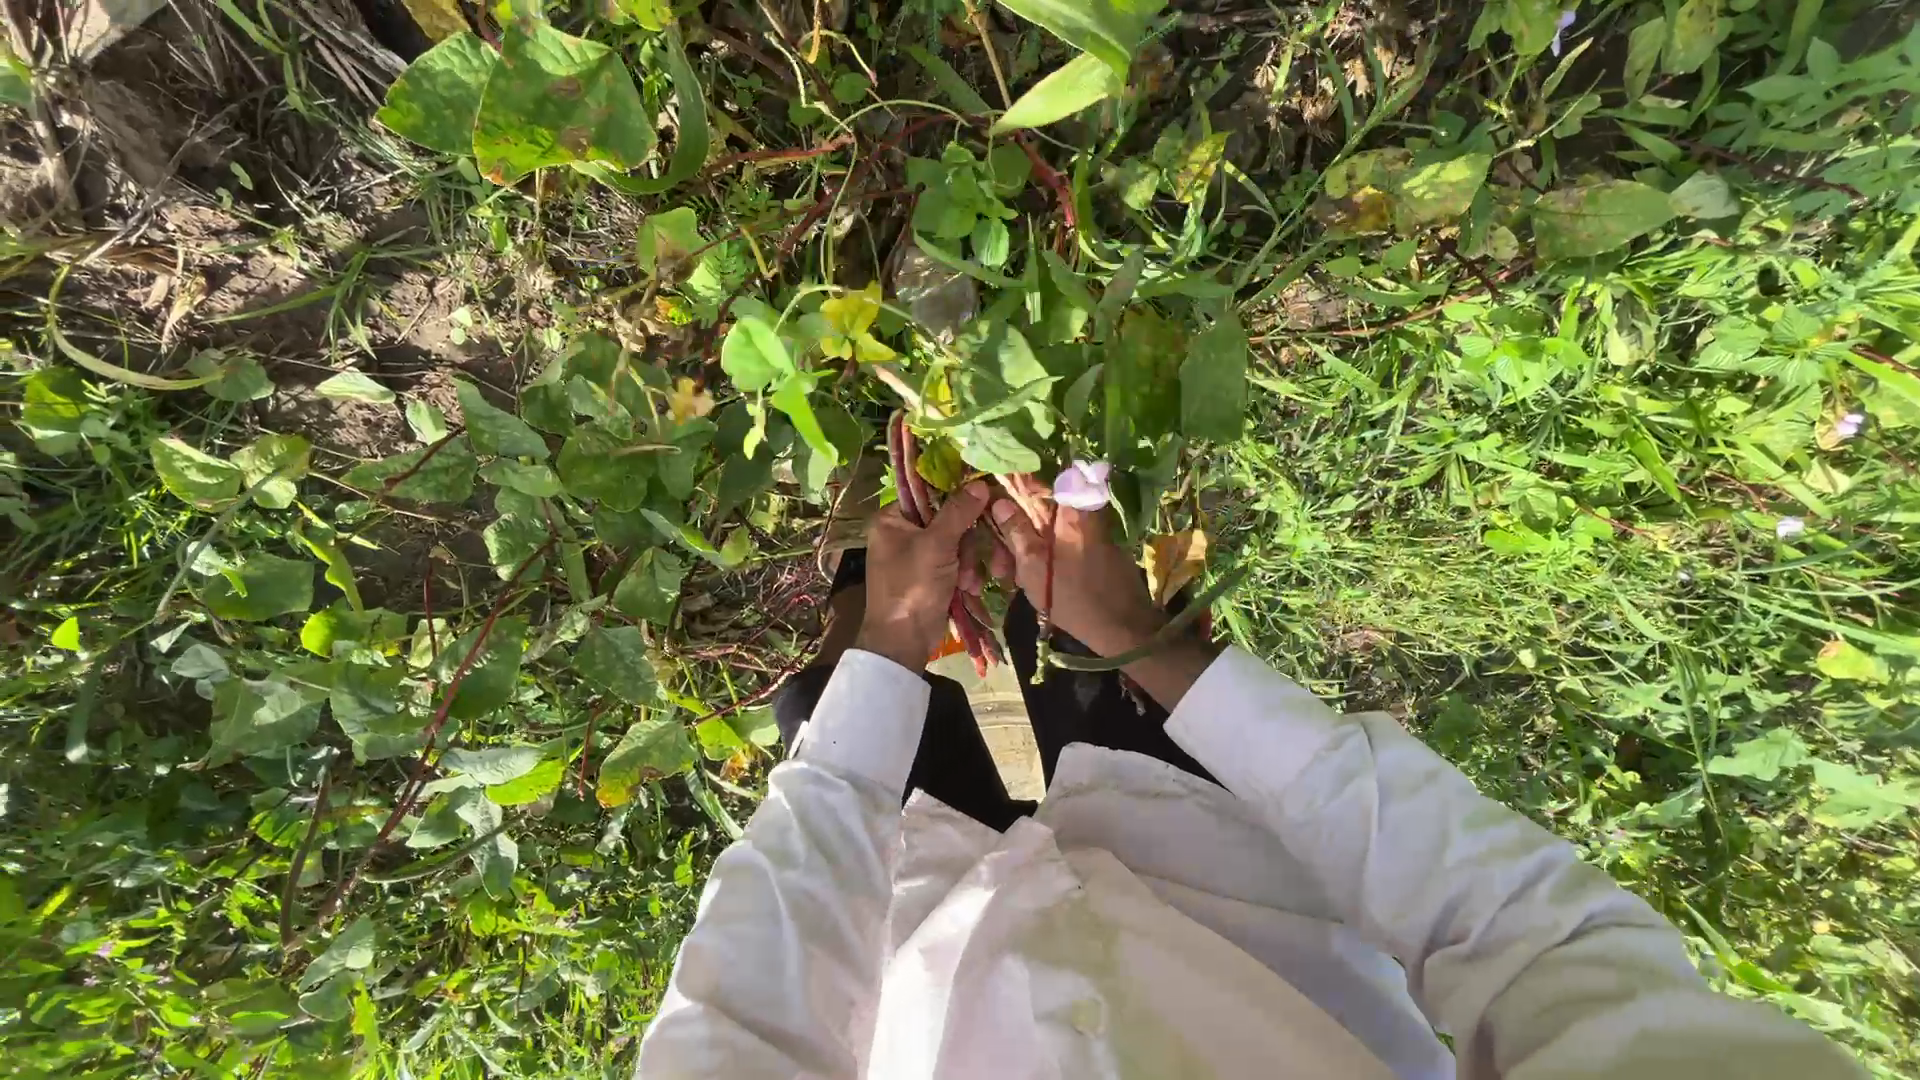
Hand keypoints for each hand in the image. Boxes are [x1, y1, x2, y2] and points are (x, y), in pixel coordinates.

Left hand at [854, 481, 991, 669]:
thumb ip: (958, 512)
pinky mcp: (930, 575)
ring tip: (967, 583)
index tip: (983, 501)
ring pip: (956, 542)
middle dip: (965, 543)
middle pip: (948, 520)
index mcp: (892, 519)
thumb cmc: (912, 587)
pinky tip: (967, 589)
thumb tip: (979, 483)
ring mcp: (916, 555)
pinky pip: (955, 562)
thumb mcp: (936, 545)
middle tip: (969, 561)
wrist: (903, 641)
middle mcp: (902, 532)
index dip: (957, 498)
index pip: (929, 494)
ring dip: (968, 562)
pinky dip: (963, 574)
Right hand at [988, 474, 1164, 656]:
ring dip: (1031, 544)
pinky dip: (1049, 554)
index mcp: (1070, 511)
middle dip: (1019, 524)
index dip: (1019, 481)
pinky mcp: (1101, 551)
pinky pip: (1066, 542)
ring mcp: (1095, 532)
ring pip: (1054, 527)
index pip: (1044, 478)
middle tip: (1001, 554)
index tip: (999, 494)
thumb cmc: (1073, 597)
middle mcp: (1086, 514)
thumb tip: (1000, 502)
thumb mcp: (1034, 566)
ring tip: (1011, 573)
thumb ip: (1017, 532)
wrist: (1123, 629)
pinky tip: (1035, 577)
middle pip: (1045, 506)